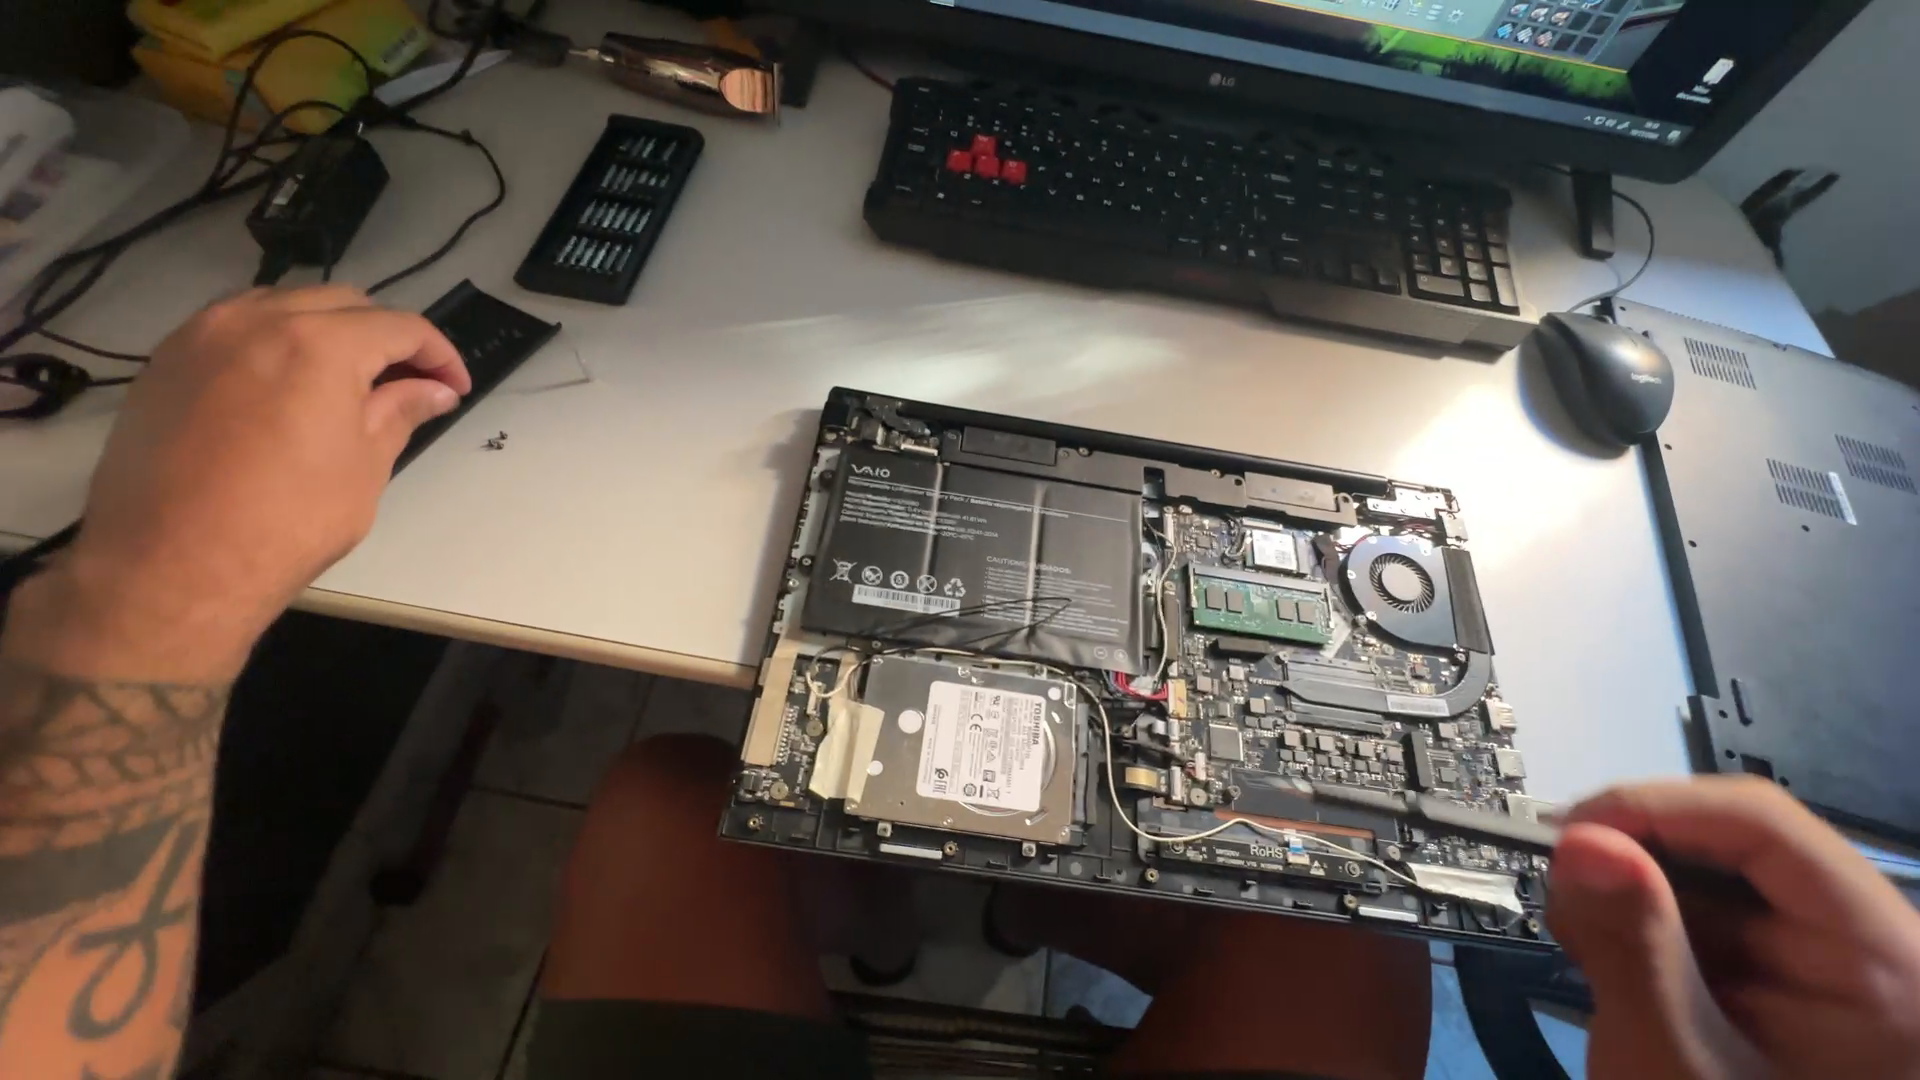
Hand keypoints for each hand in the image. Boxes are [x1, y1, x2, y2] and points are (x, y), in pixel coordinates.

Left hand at [16, 286, 467, 678]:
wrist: (176, 560)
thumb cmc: (291, 516)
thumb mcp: (367, 463)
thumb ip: (401, 411)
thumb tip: (434, 391)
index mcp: (318, 345)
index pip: (399, 327)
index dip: (441, 355)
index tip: (456, 387)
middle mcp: (256, 322)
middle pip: (344, 304)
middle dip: (388, 337)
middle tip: (414, 383)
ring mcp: (202, 337)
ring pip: (287, 306)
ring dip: (333, 332)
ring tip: (356, 382)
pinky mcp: (168, 362)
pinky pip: (240, 327)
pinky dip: (281, 342)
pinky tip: (297, 386)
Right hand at [1549, 775, 1919, 1079]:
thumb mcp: (1673, 1060)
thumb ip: (1632, 948)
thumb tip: (1580, 838)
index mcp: (1889, 968)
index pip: (1766, 827)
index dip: (1654, 808)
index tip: (1566, 835)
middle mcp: (1869, 947)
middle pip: (1728, 841)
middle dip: (1628, 860)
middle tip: (1566, 905)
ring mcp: (1826, 960)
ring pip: (1700, 868)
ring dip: (1621, 890)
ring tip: (1586, 947)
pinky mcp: (1783, 971)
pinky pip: (1696, 904)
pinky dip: (1633, 914)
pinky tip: (1609, 955)